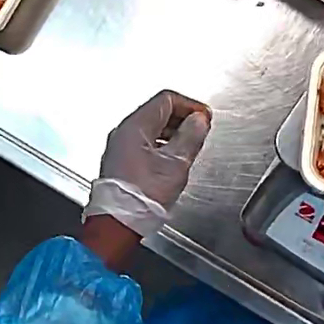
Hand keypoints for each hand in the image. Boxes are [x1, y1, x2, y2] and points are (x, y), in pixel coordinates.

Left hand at [83, 91, 210, 237]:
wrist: (118, 224)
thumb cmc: (142, 196)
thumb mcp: (176, 163)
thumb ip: (190, 136)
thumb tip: (199, 120)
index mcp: (135, 126)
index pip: (166, 99)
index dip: (190, 105)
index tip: (205, 116)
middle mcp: (123, 132)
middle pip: (157, 111)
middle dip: (183, 117)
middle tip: (201, 128)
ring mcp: (120, 146)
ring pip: (151, 128)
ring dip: (173, 131)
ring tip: (191, 144)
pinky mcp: (120, 161)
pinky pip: (144, 142)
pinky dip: (162, 143)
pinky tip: (173, 158)